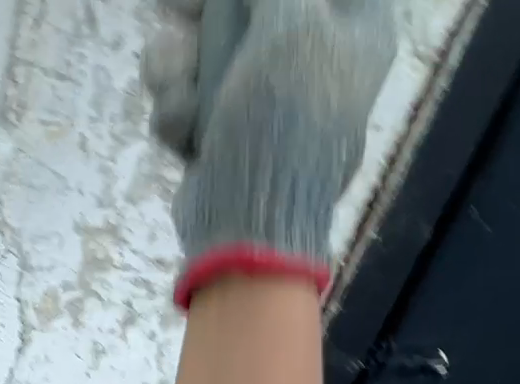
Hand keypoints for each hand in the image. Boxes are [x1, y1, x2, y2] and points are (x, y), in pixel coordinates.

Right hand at [142, 0, 395, 305]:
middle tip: (166, 8)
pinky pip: (189, 99)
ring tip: (178, 94)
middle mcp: (309, 55)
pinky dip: (178, 114)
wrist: (246, 226)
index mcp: (353, 24)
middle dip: (199, 18)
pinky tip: (182, 134)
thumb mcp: (290, 26)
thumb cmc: (281, 123)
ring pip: (203, 51)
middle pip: (243, 8)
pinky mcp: (222, 131)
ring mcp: (261, 97)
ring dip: (177, 71)